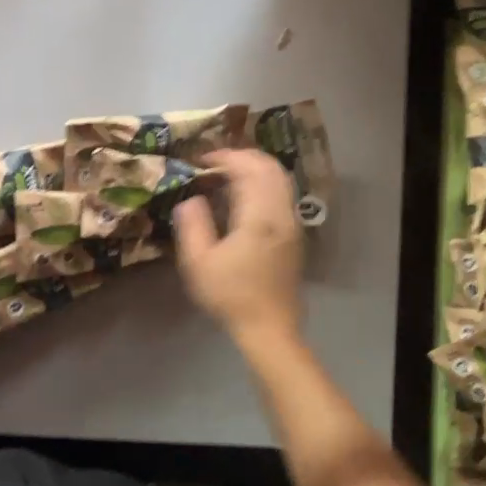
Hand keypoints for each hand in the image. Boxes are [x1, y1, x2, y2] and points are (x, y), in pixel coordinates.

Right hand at [173, 149, 305, 342]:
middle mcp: (282, 214)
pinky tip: (242, 197)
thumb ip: (192, 224)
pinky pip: (282, 194)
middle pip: (270, 167)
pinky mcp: (294, 235)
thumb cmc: (230, 295)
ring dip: (254, 169)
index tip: (199, 161)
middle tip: (213, 162)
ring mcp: (292, 224)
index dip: (224, 157)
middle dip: (242, 156)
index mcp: (259, 217)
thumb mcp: (198, 262)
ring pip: (280, 179)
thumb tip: (191, 198)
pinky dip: (263, 183)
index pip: (248, 169)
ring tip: (225, 175)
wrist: (269, 329)